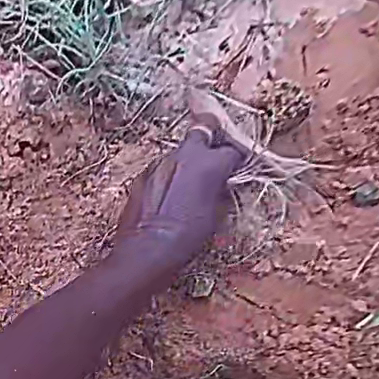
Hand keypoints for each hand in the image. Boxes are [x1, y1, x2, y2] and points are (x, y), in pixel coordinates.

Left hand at [113, 116, 245, 273]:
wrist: (147, 250)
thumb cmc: (186, 238)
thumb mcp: (215, 215)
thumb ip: (220, 191)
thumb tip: (222, 185)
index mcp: (210, 163)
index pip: (232, 150)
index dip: (236, 160)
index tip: (236, 168)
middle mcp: (186, 154)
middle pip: (204, 128)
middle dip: (212, 137)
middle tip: (213, 155)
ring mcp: (161, 161)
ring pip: (179, 151)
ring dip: (186, 161)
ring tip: (186, 185)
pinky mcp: (142, 174)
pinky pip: (160, 168)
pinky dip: (167, 176)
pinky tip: (166, 196)